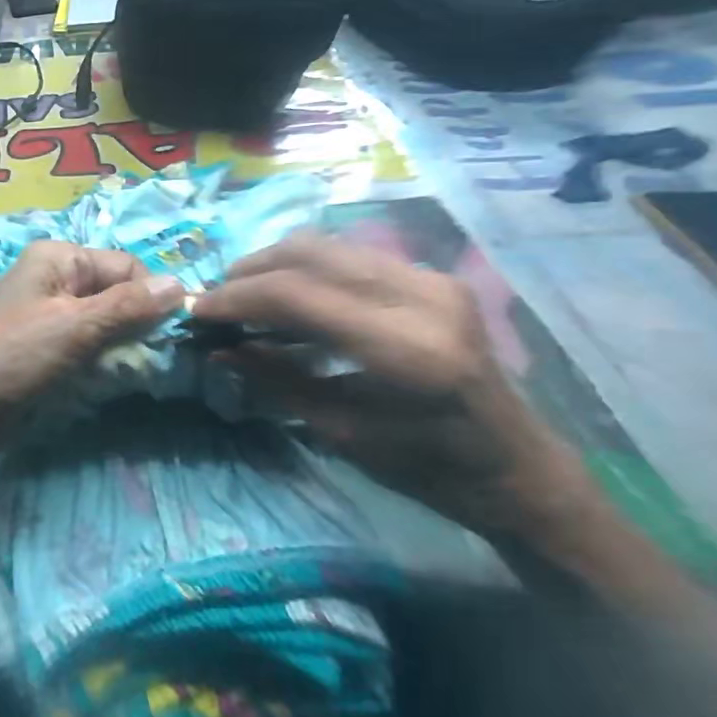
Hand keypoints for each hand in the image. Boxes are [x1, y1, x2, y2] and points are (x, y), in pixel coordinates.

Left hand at [0, 241, 186, 451]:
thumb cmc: (10, 356)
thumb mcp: (72, 326)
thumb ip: (128, 307)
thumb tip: (182, 285)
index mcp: (59, 259)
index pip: (128, 266)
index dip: (153, 297)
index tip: (173, 335)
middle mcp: (56, 281)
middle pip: (119, 295)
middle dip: (140, 326)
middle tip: (157, 362)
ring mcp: (50, 318)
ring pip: (107, 326)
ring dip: (125, 350)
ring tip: (136, 375)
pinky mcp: (47, 352)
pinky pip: (89, 350)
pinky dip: (105, 365)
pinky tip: (113, 384)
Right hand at [192, 232, 597, 535]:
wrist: (520, 469)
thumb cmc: (428, 470)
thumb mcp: (340, 431)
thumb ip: (276, 379)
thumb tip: (217, 347)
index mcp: (404, 348)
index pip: (295, 293)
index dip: (235, 297)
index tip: (196, 311)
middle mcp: (421, 297)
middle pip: (307, 253)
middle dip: (248, 273)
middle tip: (216, 302)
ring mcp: (432, 280)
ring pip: (325, 245)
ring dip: (272, 266)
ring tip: (243, 299)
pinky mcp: (432, 278)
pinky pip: (347, 256)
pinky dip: (303, 270)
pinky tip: (286, 300)